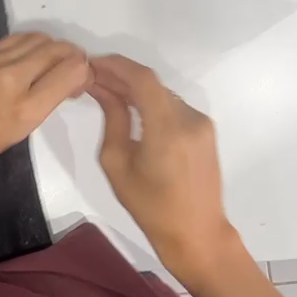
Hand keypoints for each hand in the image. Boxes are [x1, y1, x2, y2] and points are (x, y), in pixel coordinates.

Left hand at [0, 32, 90, 182]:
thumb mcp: (17, 133)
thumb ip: (43, 102)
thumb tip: (65, 82)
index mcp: (26, 108)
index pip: (72, 70)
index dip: (85, 72)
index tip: (81, 81)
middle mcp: (13, 78)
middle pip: (58, 49)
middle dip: (73, 56)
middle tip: (71, 71)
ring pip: (38, 39)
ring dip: (52, 47)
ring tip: (51, 62)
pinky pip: (15, 40)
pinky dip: (30, 44)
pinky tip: (27, 57)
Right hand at [87, 54, 246, 284]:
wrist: (196, 233)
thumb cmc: (150, 206)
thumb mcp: (117, 164)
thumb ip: (113, 119)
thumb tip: (102, 89)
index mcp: (167, 128)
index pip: (142, 79)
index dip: (115, 65)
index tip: (90, 63)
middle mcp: (190, 118)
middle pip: (152, 84)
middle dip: (120, 76)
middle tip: (91, 77)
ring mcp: (202, 123)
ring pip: (161, 94)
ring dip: (134, 88)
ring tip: (105, 92)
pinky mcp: (205, 131)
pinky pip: (172, 107)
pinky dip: (149, 102)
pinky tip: (129, 107)